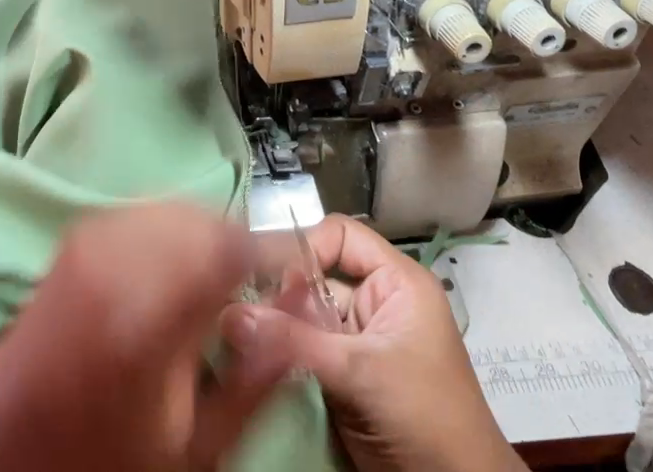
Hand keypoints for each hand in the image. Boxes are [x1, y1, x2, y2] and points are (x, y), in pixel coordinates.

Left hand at [0, 202, 292, 471]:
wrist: (9, 429)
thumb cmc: (103, 444)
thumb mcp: (191, 441)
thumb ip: (250, 381)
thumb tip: (300, 328)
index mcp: (152, 311)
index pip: (233, 248)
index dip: (274, 251)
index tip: (296, 267)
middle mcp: (121, 259)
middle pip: (208, 218)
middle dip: (242, 242)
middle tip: (259, 278)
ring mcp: (95, 239)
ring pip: (178, 206)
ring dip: (209, 232)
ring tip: (222, 274)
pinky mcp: (80, 233)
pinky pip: (146, 209)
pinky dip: (175, 225)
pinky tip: (180, 262)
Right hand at [223, 216, 525, 471]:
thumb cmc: (425, 415)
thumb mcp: (361, 372)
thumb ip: (294, 341)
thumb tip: (228, 314)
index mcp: (396, 282)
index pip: (339, 236)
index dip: (305, 250)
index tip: (273, 285)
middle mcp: (376, 301)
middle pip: (316, 276)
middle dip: (280, 295)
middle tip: (243, 317)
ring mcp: (360, 340)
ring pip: (305, 315)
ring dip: (276, 328)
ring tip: (239, 338)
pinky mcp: (345, 374)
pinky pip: (304, 349)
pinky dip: (281, 355)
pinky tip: (252, 362)